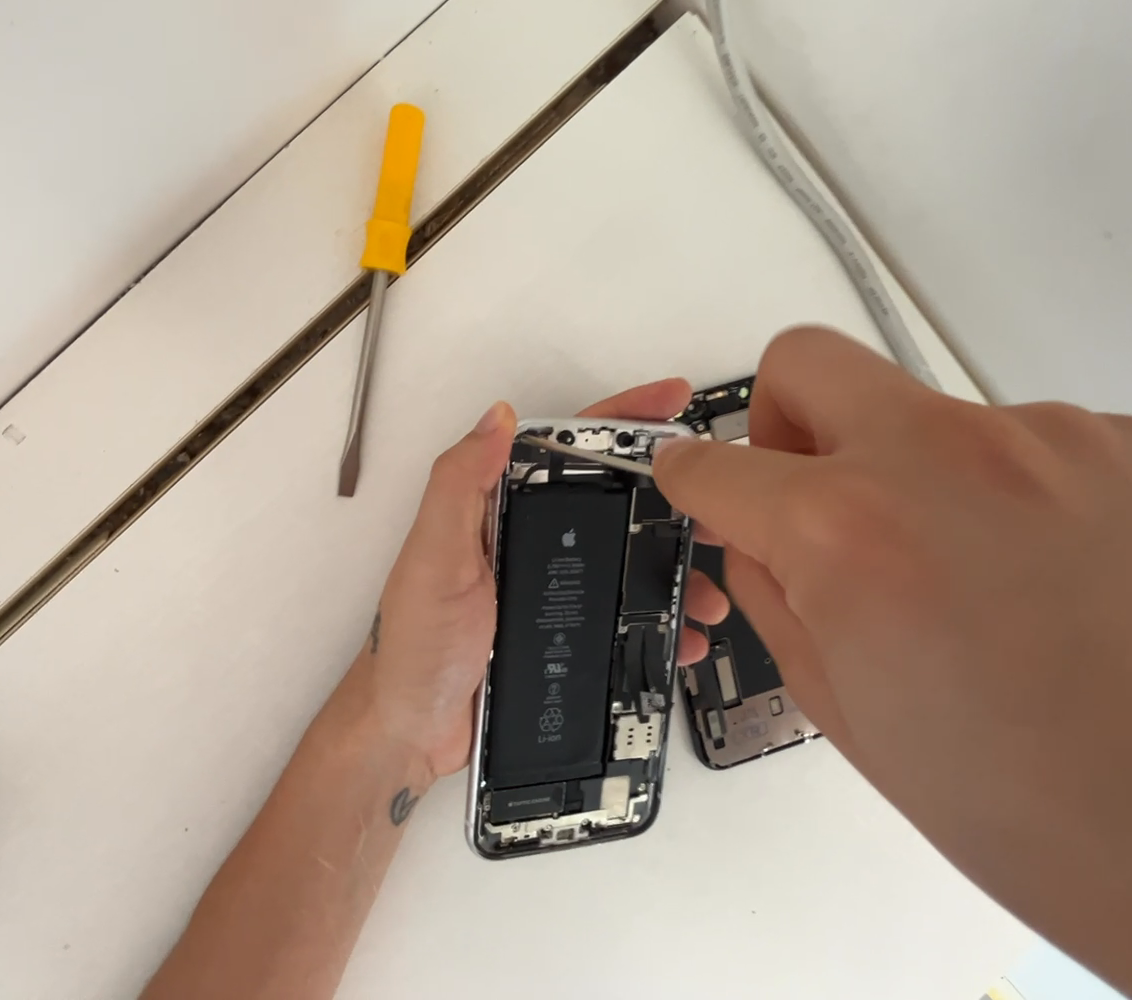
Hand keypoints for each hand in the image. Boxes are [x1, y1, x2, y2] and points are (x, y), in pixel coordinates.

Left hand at [367, 380, 729, 780]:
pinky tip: (680, 635)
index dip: (617, 421)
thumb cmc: (415, 644)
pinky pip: (620, 614)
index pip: (563, 452)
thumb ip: (458, 486)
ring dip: (671, 569)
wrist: (414, 729)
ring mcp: (546, 588)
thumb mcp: (434, 558)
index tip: (670, 402)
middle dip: (667, 501)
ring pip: (624, 560)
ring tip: (708, 590)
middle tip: (717, 512)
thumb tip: (497, 418)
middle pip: (608, 503)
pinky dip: (656, 621)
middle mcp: (526, 542)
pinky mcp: (560, 631)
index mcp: (496, 512)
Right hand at [653, 327, 1131, 999]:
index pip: (714, 463)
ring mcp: (1050, 438)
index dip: (686, 479)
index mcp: (849, 534)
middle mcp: (942, 454)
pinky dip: (990, 487)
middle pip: (803, 361)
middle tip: (808, 500)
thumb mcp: (837, 707)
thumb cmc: (1029, 810)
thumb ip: (770, 591)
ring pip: (915, 409)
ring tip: (956, 573)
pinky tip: (1038, 574)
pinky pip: (1012, 439)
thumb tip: (746, 533)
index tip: (693, 488)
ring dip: (898, 469)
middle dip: (775, 422)